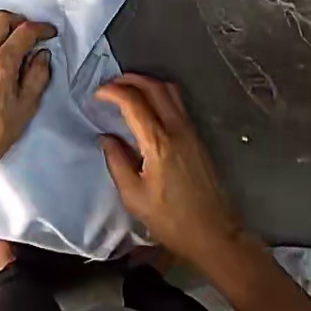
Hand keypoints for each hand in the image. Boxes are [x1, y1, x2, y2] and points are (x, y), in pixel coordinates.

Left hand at [0, 10, 56, 174]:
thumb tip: (42, 55)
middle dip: (21, 21)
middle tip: (32, 32)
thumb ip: (39, 73)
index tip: (49, 33)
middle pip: (1, 18)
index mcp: (1, 64)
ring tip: (11, 33)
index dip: (41, 28)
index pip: (24, 31)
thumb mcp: (29, 103)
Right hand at [97, 73, 251, 272]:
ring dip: (148, 82)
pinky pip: (179, 102)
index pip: (134, 103)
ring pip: (170, 90)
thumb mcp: (134, 196)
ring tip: (127, 89)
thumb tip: (106, 137)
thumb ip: (118, 162)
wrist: (212, 231)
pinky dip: (160, 93)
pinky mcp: (198, 135)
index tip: (97, 94)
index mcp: (158, 142)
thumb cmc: (170, 219)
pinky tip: (148, 105)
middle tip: (110, 84)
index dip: (114, 92)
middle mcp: (177, 128)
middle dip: (130, 79)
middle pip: (155, 87)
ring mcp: (191, 129)